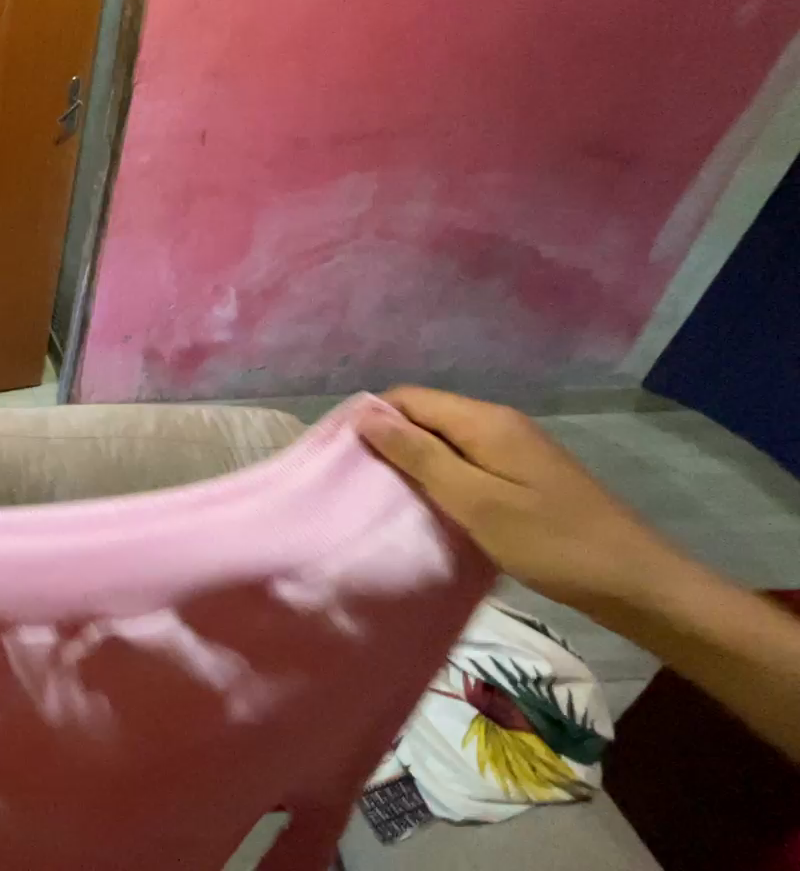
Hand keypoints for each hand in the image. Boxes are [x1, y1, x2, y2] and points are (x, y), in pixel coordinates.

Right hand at [356, 386, 683, 609]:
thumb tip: (364, 415)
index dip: (371, 420)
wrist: (639, 585)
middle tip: (361, 479)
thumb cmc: (550, 542)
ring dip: (411, 459)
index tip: (345, 456)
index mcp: (485, 422)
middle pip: (423, 414)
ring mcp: (513, 447)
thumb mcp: (473, 500)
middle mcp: (498, 423)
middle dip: (388, 440)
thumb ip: (417, 455)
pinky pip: (461, 457)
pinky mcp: (520, 471)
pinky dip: (437, 474)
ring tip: (388, 492)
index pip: (406, 398)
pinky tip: (430, 501)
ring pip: (440, 437)